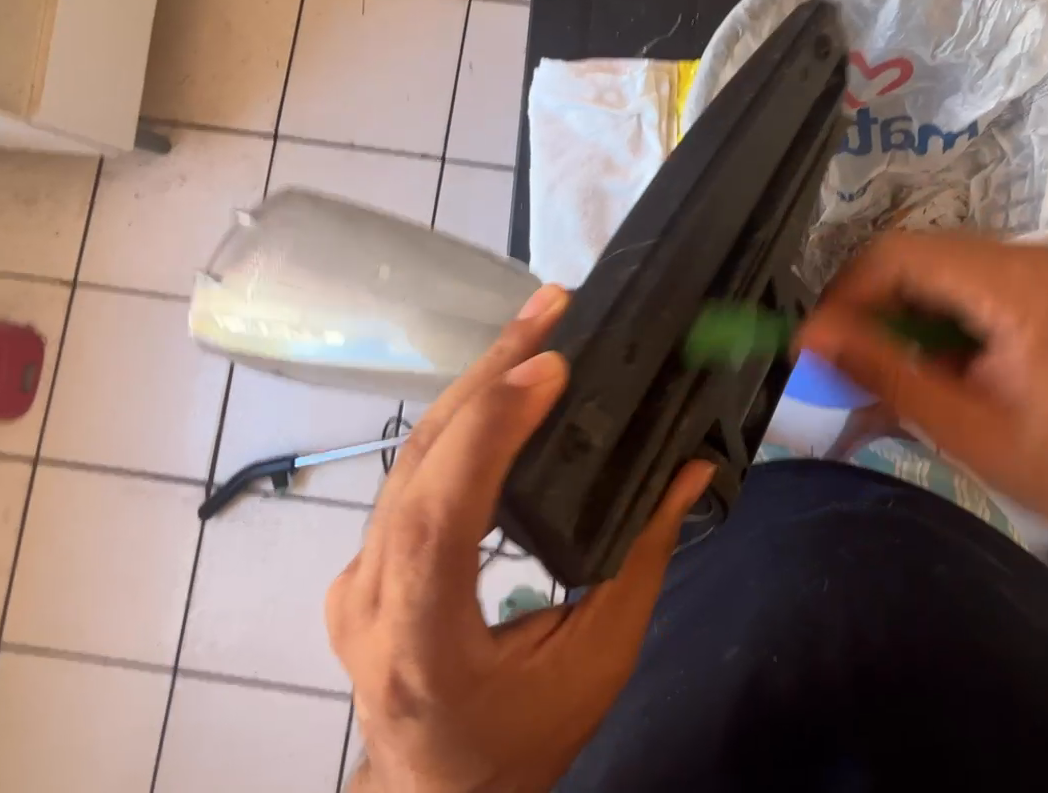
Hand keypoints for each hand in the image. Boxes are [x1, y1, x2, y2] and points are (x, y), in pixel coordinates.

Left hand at [326, 284, 715, 792]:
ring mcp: (356, 576)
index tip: (548, 370)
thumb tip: (691, 469)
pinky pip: (412, 475)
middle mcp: (370, 600)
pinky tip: (501, 383)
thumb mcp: (599, 659)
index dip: (489, 433)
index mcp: (425, 643)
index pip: (441, 519)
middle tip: (550, 309)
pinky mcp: (365, 561)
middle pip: (420, 465)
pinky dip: (462, 420)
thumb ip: (639, 557)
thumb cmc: (525, 737)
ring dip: (474, 385)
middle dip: (488, 376)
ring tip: (535, 327)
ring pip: (410, 458)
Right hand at [796, 235, 1047, 558]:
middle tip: (846, 358)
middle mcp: (1037, 256)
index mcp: (1018, 286)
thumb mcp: (962, 426)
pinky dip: (943, 313)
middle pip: (921, 254)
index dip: (846, 293)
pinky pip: (977, 279)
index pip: (899, 254)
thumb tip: (809, 336)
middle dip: (872, 302)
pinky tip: (940, 359)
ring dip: (906, 308)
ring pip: (945, 265)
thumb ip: (881, 369)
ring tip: (889, 364)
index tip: (819, 341)